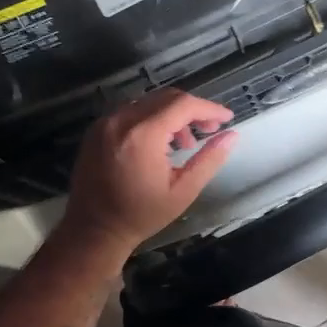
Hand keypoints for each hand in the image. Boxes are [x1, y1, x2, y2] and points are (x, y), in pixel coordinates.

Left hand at [60, 89, 238, 253]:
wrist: (94, 229)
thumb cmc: (142, 214)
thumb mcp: (183, 191)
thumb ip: (209, 160)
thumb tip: (232, 136)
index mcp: (143, 135)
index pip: (183, 105)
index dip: (209, 108)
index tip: (227, 118)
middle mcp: (121, 120)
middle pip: (166, 97)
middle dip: (193, 109)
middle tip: (210, 129)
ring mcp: (105, 123)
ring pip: (148, 102)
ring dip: (172, 113)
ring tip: (184, 142)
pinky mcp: (96, 129)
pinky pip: (130, 111)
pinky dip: (151, 118)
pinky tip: (159, 143)